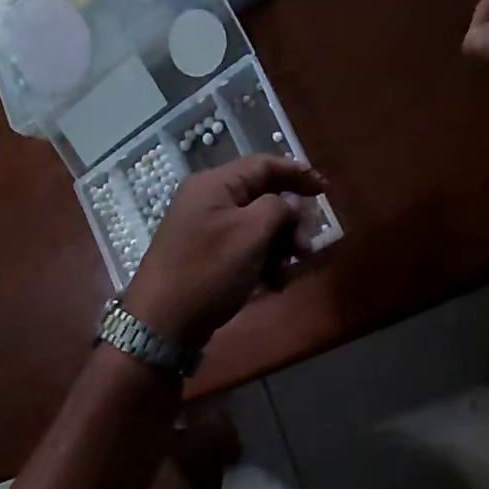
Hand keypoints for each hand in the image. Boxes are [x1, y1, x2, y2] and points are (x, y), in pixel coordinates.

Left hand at [122, 155, 326, 348]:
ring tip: (284, 276)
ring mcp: (203, 232)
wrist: (162, 323)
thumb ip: (277, 209)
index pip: (263, 165)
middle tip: (304, 251)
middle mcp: (206, 202)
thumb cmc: (208, 272)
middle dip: (288, 224)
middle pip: (262, 199)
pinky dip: (260, 264)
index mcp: (213, 185)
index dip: (298, 174)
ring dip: (277, 249)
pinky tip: (271, 286)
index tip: (326, 191)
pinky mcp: (204, 259)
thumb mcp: (250, 235)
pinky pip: (241, 251)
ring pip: (255, 229)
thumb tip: (288, 204)